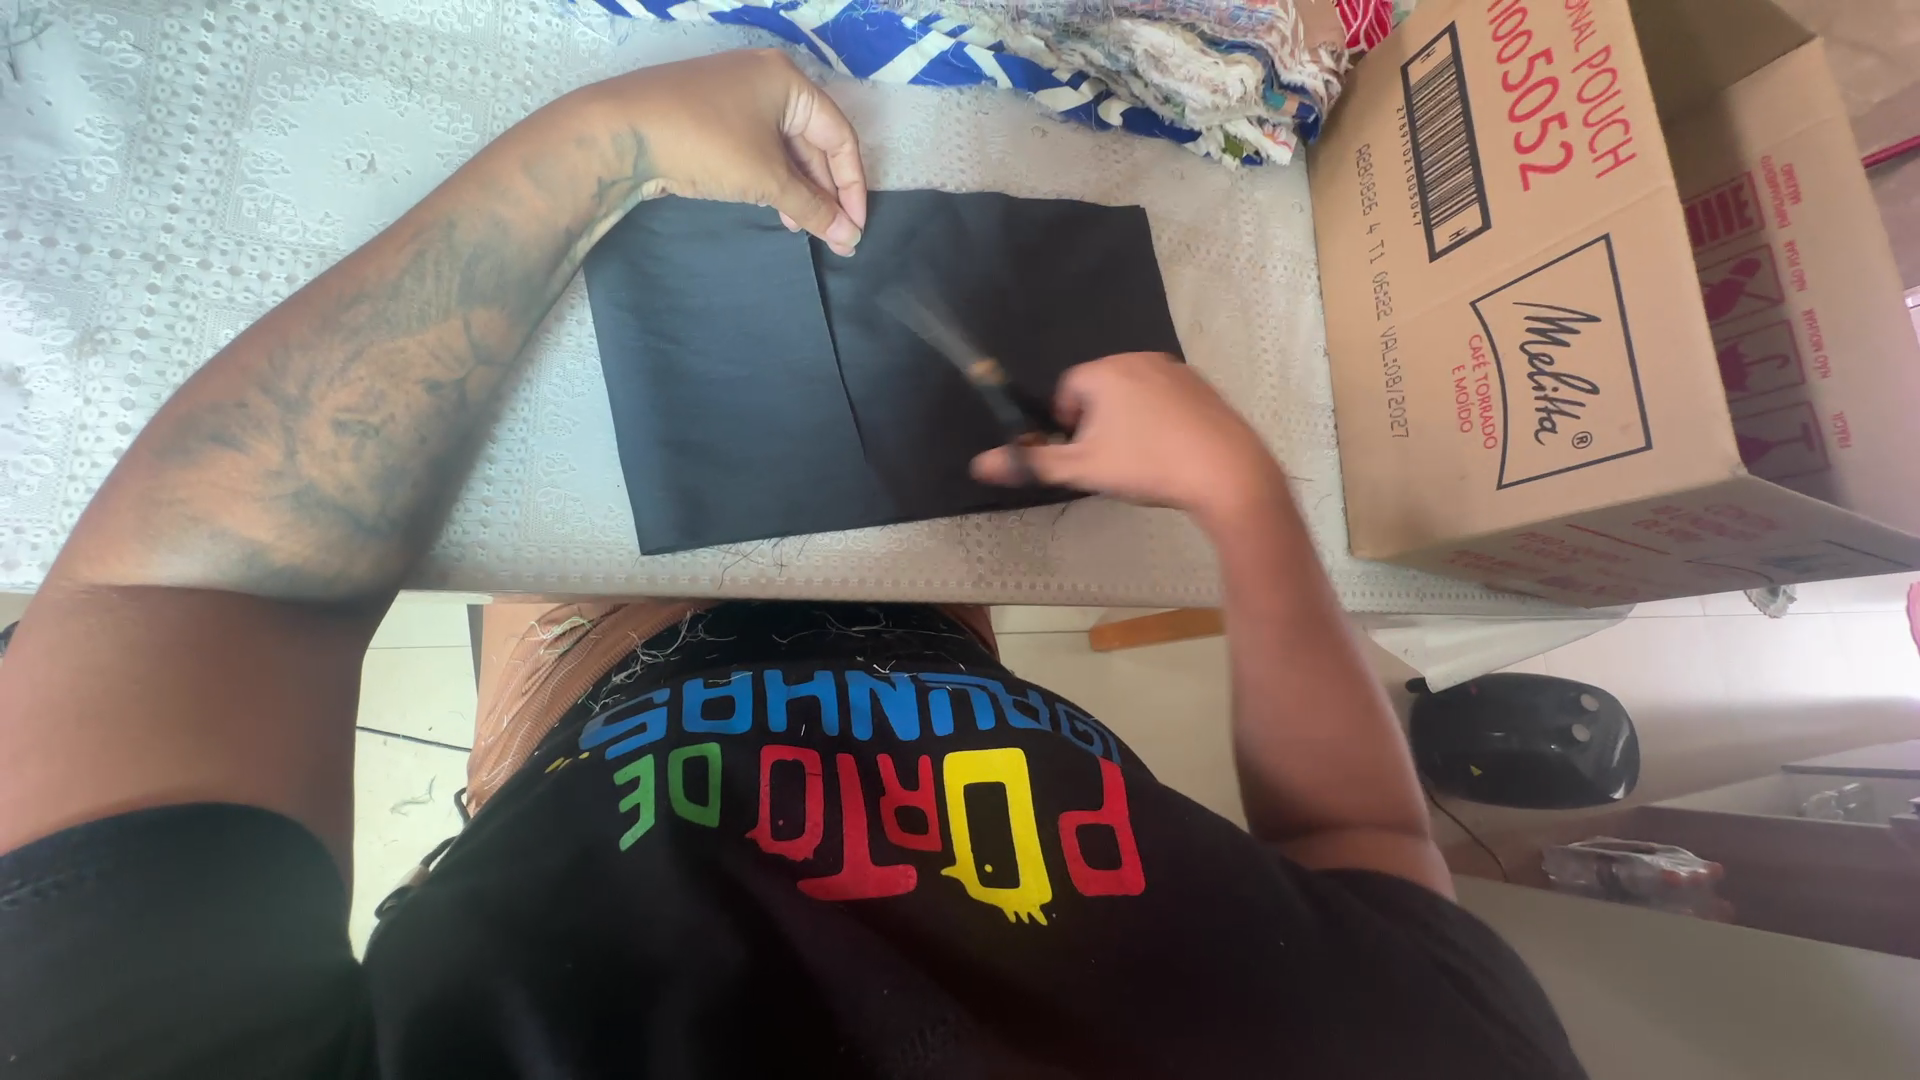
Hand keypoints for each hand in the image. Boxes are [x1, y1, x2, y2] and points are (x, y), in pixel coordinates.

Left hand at [580, 49, 865, 254]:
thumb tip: (847, 235)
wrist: (622, 132)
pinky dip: (779, 184)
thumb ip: (813, 209)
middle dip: (828, 194)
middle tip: (837, 238)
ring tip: (808, 230)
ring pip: (791, 153)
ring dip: (804, 194)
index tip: (855, 227)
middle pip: (817, 145)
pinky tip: (782, 213)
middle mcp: (769, 82)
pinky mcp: (721, 122)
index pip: (840, 138)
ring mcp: (742, 100)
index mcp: (789, 82)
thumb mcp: (767, 179)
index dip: (853, 187)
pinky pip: (766, 154)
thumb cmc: (705, 142)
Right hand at [971, 353, 1284, 525]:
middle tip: (1110, 459)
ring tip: (1141, 458)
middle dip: (1096, 421)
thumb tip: (980, 465)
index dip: (1068, 424)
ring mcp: (1175, 370)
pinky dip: (1158, 419)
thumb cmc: (1146, 466)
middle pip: (1099, 388)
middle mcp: (1139, 359)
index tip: (1084, 453)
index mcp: (1105, 372)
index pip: (1067, 389)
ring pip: (1132, 393)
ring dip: (1126, 420)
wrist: (1226, 472)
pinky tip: (1169, 451)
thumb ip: (1031, 464)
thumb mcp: (1083, 469)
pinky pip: (1163, 398)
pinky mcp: (1203, 386)